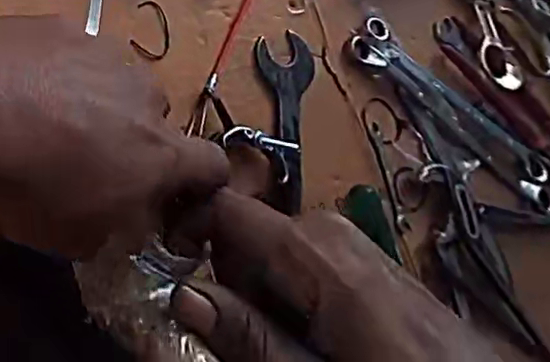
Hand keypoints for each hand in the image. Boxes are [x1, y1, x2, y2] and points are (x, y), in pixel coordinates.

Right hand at [169, 191, 500, 361]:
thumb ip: (252, 339)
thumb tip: (179, 293)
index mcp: (318, 252)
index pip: (224, 207)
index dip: (190, 233)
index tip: (173, 272)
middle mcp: (334, 232)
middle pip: (248, 230)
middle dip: (233, 277)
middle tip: (243, 333)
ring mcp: (359, 247)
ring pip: (275, 247)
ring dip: (264, 290)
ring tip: (287, 343)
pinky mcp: (375, 266)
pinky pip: (311, 261)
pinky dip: (298, 293)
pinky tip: (319, 339)